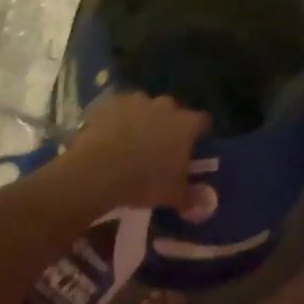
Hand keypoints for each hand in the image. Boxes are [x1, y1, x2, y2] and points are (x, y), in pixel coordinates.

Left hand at [69, 92, 210, 209]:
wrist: (98, 170)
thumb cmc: (144, 181)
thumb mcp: (172, 195)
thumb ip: (191, 196)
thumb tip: (205, 203)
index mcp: (186, 124)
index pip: (203, 122)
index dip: (199, 133)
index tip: (193, 146)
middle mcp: (165, 106)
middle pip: (173, 111)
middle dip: (168, 125)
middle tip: (159, 148)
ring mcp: (137, 100)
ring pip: (144, 106)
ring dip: (141, 119)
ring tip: (130, 141)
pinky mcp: (111, 101)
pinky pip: (118, 107)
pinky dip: (116, 117)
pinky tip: (108, 135)